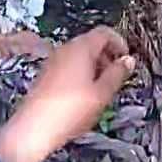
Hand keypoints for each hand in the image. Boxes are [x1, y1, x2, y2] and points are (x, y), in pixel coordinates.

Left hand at [0, 27, 136, 161]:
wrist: (33, 129)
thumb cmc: (71, 109)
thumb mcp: (102, 93)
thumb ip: (118, 74)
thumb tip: (128, 60)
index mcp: (82, 47)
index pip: (105, 32)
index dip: (120, 43)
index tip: (127, 62)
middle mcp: (66, 48)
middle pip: (92, 42)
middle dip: (108, 56)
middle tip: (116, 78)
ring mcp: (54, 60)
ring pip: (81, 54)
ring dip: (95, 66)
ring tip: (101, 90)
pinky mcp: (46, 74)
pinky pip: (69, 65)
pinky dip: (81, 73)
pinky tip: (82, 96)